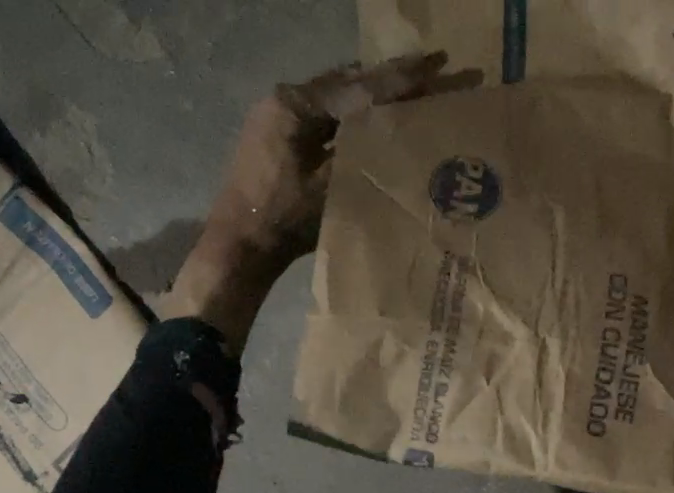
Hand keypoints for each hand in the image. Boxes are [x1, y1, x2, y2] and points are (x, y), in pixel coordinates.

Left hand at [207, 52, 453, 268]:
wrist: (239, 243)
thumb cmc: (284, 219)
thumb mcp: (330, 188)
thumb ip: (361, 151)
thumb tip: (396, 129)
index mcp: (295, 106)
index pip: (357, 87)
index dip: (399, 80)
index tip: (433, 67)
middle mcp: (284, 99)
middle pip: (344, 82)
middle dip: (386, 79)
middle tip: (428, 70)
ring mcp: (276, 115)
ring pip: (332, 96)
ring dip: (367, 93)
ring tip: (407, 88)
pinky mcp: (275, 133)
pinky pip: (321, 113)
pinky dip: (348, 112)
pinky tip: (371, 117)